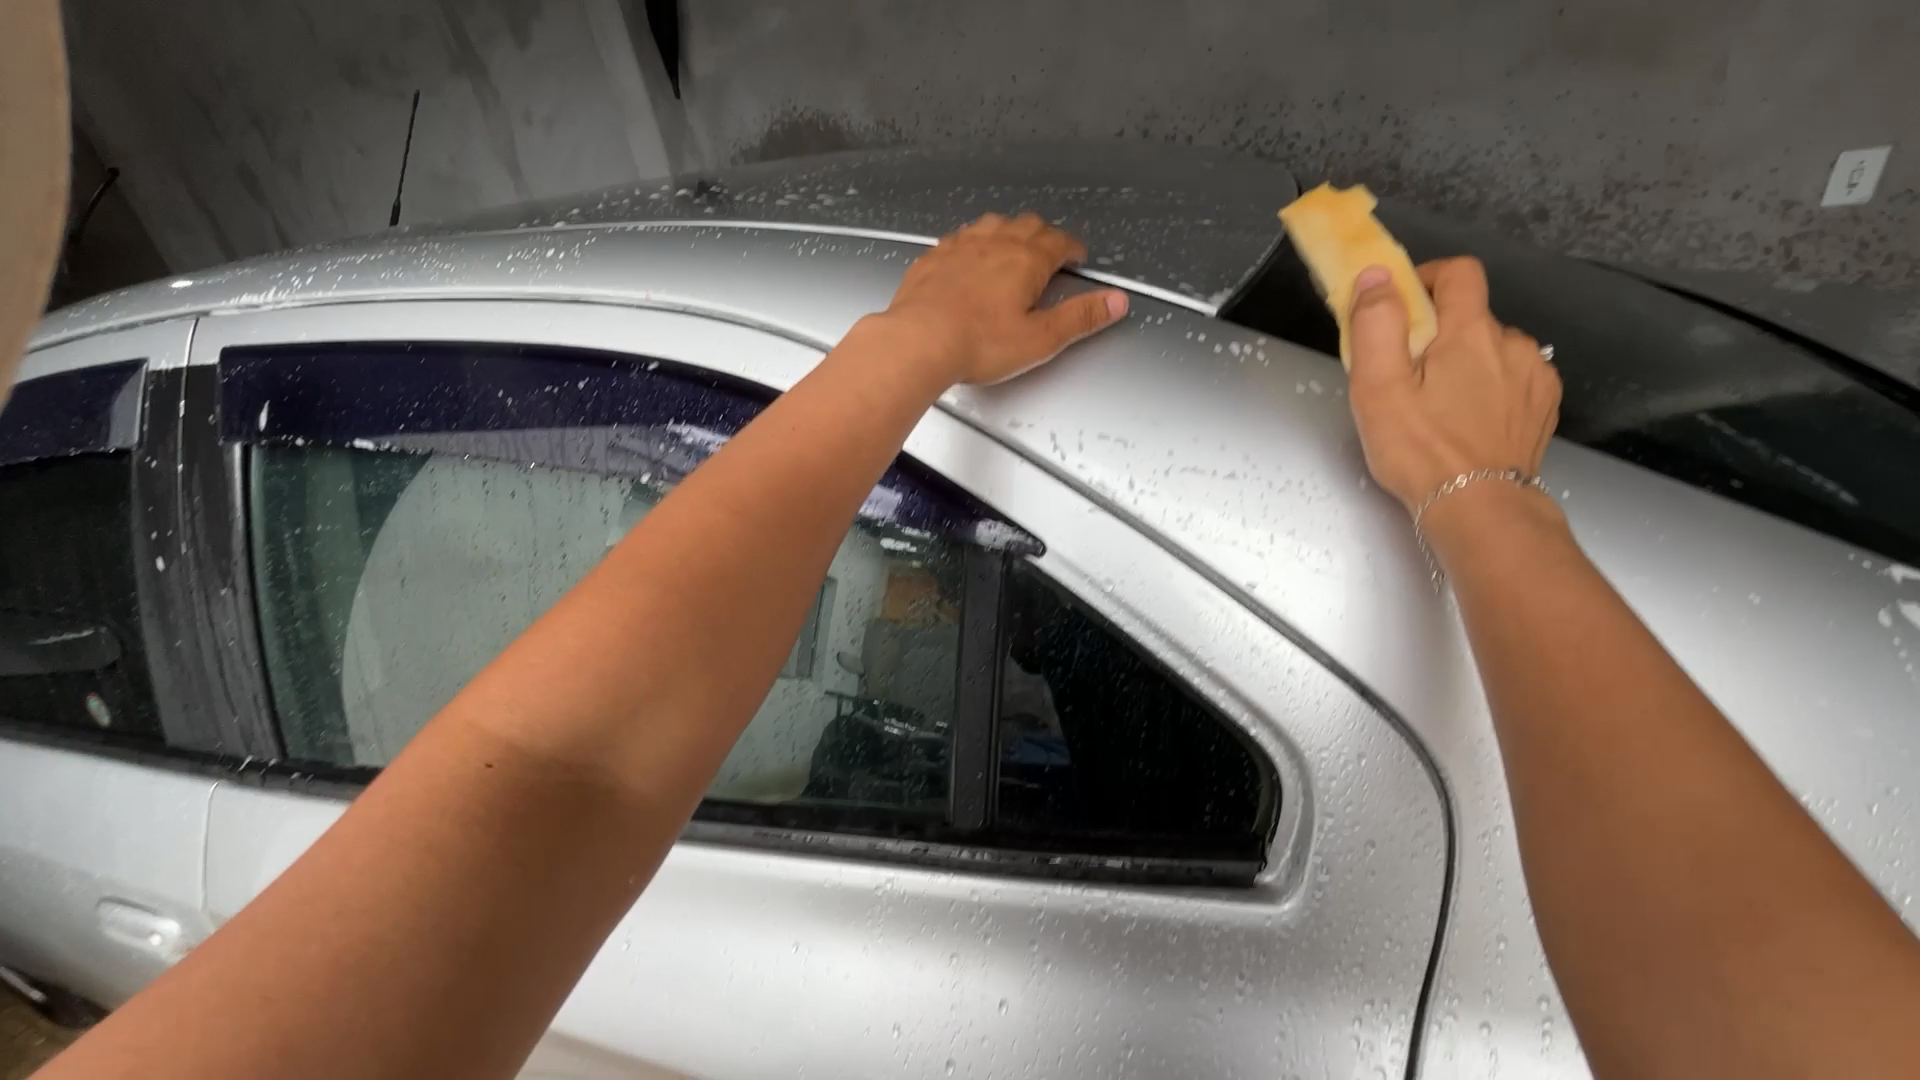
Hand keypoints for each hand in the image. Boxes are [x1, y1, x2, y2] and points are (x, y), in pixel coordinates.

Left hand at [880, 212, 1128, 384]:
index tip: (1076, 257)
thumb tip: (1116, 301)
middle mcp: (994, 243)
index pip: (1059, 242)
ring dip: (1007, 231)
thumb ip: (1081, 317)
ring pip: (991, 224)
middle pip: (1026, 226)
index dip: (1072, 249)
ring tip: (1011, 245)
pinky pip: (958, 238)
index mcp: (1026, 259)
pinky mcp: (932, 258)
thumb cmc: (978, 343)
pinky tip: (967, 255)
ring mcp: (960, 247)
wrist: (918, 341)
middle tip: (1049, 251)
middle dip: (1043, 236)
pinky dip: (971, 242)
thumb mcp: (1040, 339)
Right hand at [1346, 256, 1561, 515]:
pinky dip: (1488, 387)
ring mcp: (1534, 375)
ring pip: (1492, 350)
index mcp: (1470, 333)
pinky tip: (1467, 421)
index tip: (1400, 307)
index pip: (1459, 273)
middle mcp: (1512, 343)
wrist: (1478, 507)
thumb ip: (1375, 325)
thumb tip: (1376, 276)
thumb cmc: (1419, 449)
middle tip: (1404, 377)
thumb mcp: (1377, 387)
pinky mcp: (1543, 405)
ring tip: (1436, 406)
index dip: (1427, 278)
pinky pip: (1512, 378)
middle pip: (1471, 317)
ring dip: (1465, 363)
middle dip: (1438, 335)